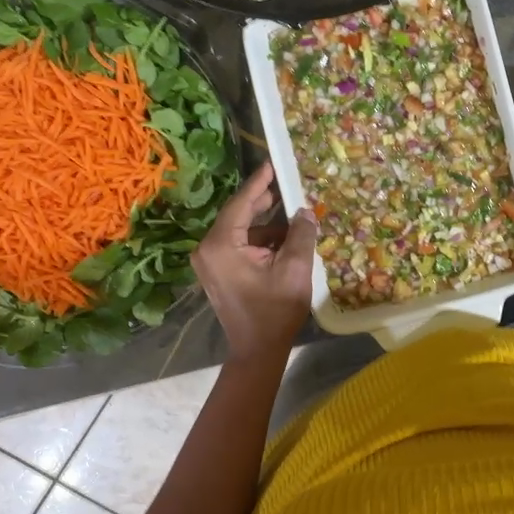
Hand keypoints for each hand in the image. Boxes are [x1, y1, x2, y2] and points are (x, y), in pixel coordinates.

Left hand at [192, 163, 316, 363]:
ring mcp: (212, 262)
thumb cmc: (275, 311)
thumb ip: (301, 235)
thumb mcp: (295, 269)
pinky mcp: (220, 272)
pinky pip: (241, 246)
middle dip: (264, 201)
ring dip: (267, 225)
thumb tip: (304, 211)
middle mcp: (209, 249)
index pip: (241, 204)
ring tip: (295, 214)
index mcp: (221, 245)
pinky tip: (286, 239)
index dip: (259, 183)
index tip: (271, 163)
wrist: (257, 350)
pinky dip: (262, 241)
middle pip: (239, 215)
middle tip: (287, 183)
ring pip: (242, 231)